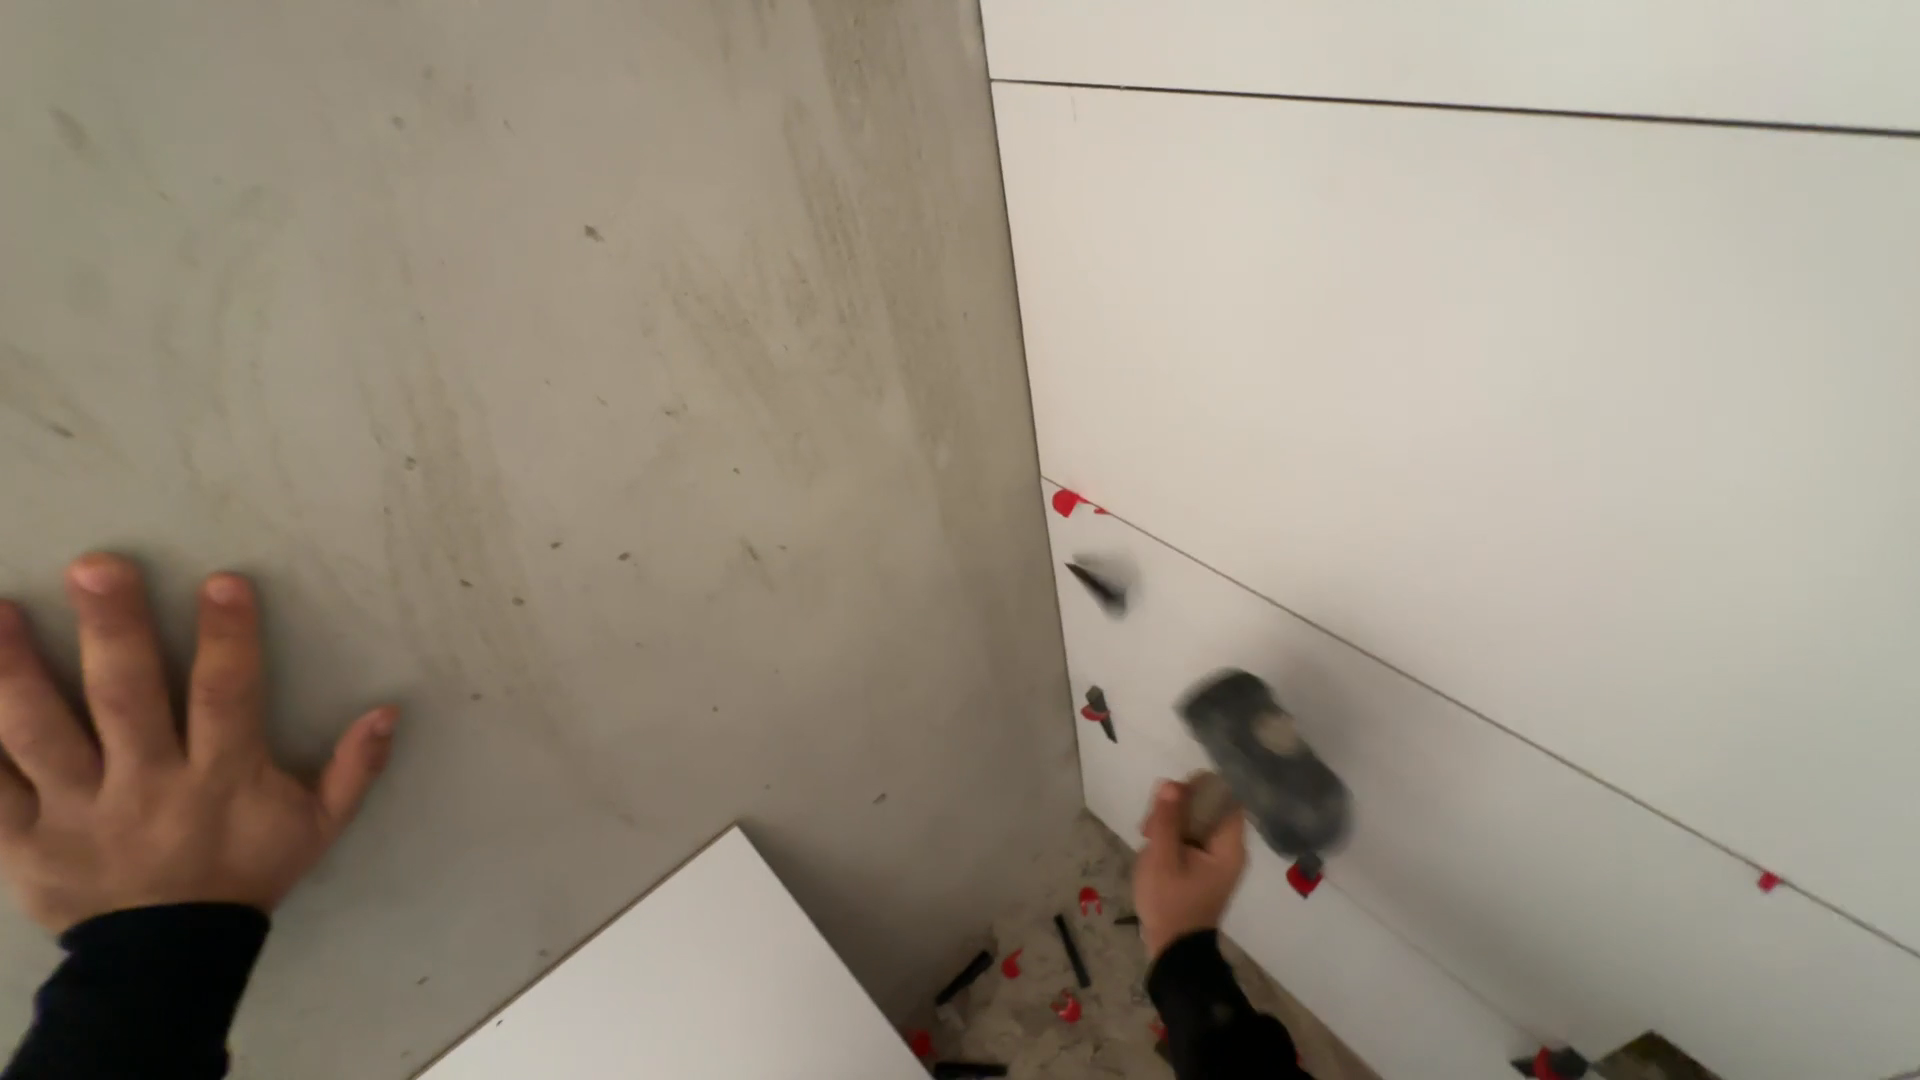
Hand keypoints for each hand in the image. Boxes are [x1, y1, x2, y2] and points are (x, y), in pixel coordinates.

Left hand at [0, 553, 397, 933]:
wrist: (169, 953)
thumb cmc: (251, 870)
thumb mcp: (322, 823)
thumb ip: (355, 767)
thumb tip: (389, 710)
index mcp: (223, 775)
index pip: (228, 694)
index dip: (228, 637)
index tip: (222, 582)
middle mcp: (147, 781)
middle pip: (124, 697)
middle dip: (112, 630)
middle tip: (97, 567)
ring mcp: (75, 808)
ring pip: (36, 732)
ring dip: (13, 670)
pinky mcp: (19, 836)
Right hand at [1132, 778, 1247, 959]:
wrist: (1173, 949)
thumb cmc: (1170, 902)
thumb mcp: (1163, 857)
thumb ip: (1167, 819)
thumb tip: (1172, 783)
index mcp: (1229, 846)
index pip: (1225, 798)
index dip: (1200, 788)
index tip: (1172, 795)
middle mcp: (1229, 848)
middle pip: (1208, 806)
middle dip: (1178, 806)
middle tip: (1152, 823)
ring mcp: (1216, 857)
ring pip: (1196, 818)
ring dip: (1171, 819)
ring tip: (1147, 835)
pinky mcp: (1203, 864)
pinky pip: (1191, 834)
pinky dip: (1172, 833)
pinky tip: (1153, 843)